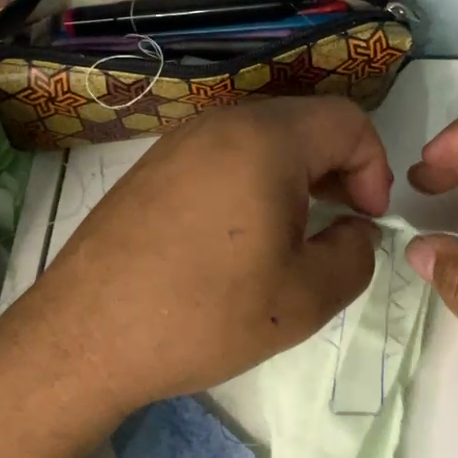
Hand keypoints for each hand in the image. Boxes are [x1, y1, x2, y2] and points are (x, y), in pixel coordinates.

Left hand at [8, 97, 391, 418]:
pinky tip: (240, 234)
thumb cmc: (203, 314)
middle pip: (306, 121)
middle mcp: (223, 122)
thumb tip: (355, 228)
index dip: (374, 167)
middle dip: (338, 167)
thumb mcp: (304, 299)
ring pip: (264, 135)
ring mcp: (181, 139)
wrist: (84, 336)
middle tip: (337, 224)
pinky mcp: (154, 163)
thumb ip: (355, 254)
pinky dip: (253, 178)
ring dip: (296, 173)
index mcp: (266, 140)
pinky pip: (224, 152)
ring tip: (292, 232)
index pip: (348, 120)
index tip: (365, 220)